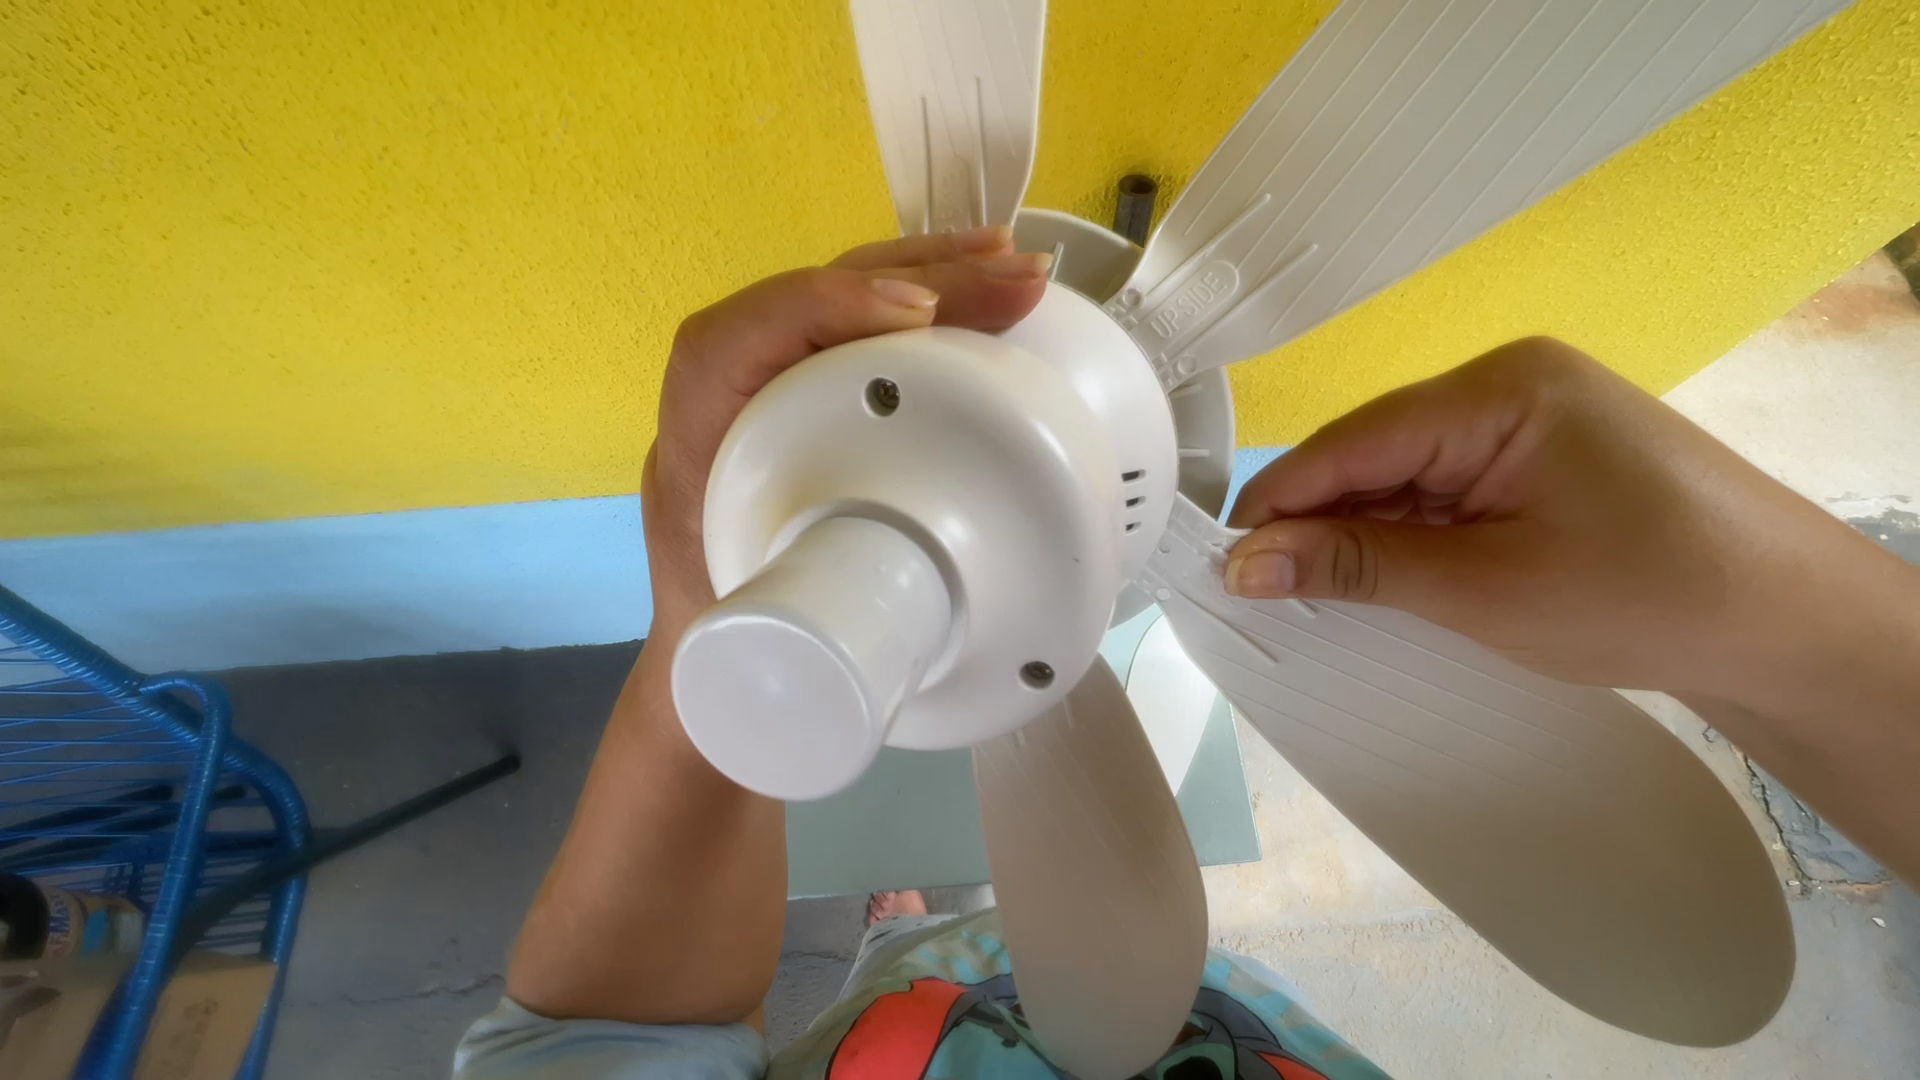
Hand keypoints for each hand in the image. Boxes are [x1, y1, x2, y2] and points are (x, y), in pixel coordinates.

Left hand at [510, 232, 1050, 1027]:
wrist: (709, 667)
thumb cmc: (732, 665)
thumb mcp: (768, 648)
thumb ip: (817, 629)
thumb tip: (917, 606)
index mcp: (697, 457)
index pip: (726, 346)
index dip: (814, 312)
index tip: (913, 321)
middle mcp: (727, 412)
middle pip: (805, 303)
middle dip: (915, 278)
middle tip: (1012, 279)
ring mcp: (769, 401)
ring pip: (839, 304)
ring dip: (930, 274)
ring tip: (1011, 267)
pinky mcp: (810, 404)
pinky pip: (862, 334)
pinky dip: (925, 306)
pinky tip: (979, 301)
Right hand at [1221, 337, 1911, 711]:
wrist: (1798, 633)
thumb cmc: (1647, 599)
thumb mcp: (1478, 587)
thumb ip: (1351, 564)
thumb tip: (1240, 565)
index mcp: (1497, 391)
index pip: (1348, 442)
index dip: (1276, 502)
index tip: (1222, 559)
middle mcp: (1501, 386)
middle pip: (1366, 452)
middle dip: (1316, 519)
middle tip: (1265, 585)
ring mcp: (1518, 417)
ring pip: (1394, 472)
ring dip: (1355, 529)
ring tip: (1315, 587)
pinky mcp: (1528, 453)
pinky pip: (1432, 485)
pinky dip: (1397, 531)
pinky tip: (1378, 569)